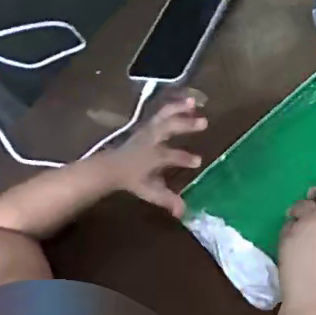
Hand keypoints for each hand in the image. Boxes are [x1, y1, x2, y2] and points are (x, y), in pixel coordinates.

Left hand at [96, 94, 205, 216]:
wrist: (110, 167)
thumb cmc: (133, 180)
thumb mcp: (150, 192)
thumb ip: (167, 200)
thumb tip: (183, 213)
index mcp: (152, 157)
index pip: (170, 157)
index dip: (184, 159)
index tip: (198, 161)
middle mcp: (151, 141)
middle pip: (167, 129)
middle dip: (185, 125)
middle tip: (205, 122)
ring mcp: (149, 130)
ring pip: (164, 116)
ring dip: (179, 108)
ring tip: (194, 102)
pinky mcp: (149, 124)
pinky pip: (163, 112)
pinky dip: (175, 106)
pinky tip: (188, 101)